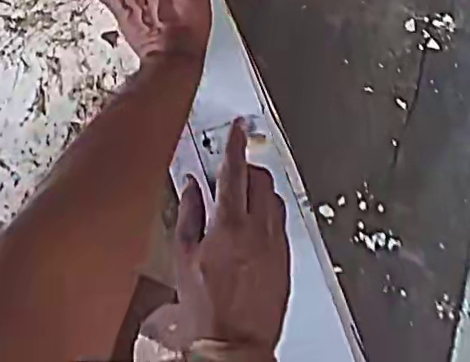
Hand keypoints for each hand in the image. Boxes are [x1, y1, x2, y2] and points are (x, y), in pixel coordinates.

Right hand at [174, 119, 290, 356]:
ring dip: (258, 189)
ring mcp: (275, 247)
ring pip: (274, 198)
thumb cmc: (205, 303)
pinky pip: (280, 223)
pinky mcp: (285, 261)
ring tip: (239, 197)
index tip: (238, 127)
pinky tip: (251, 224)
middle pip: (260, 179)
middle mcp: (258, 232)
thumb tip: (191, 183)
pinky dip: (267, 213)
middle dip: (246, 167)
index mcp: (229, 225)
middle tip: (229, 169)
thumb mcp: (184, 254)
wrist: (235, 343)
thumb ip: (189, 210)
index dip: (235, 144)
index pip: (234, 171)